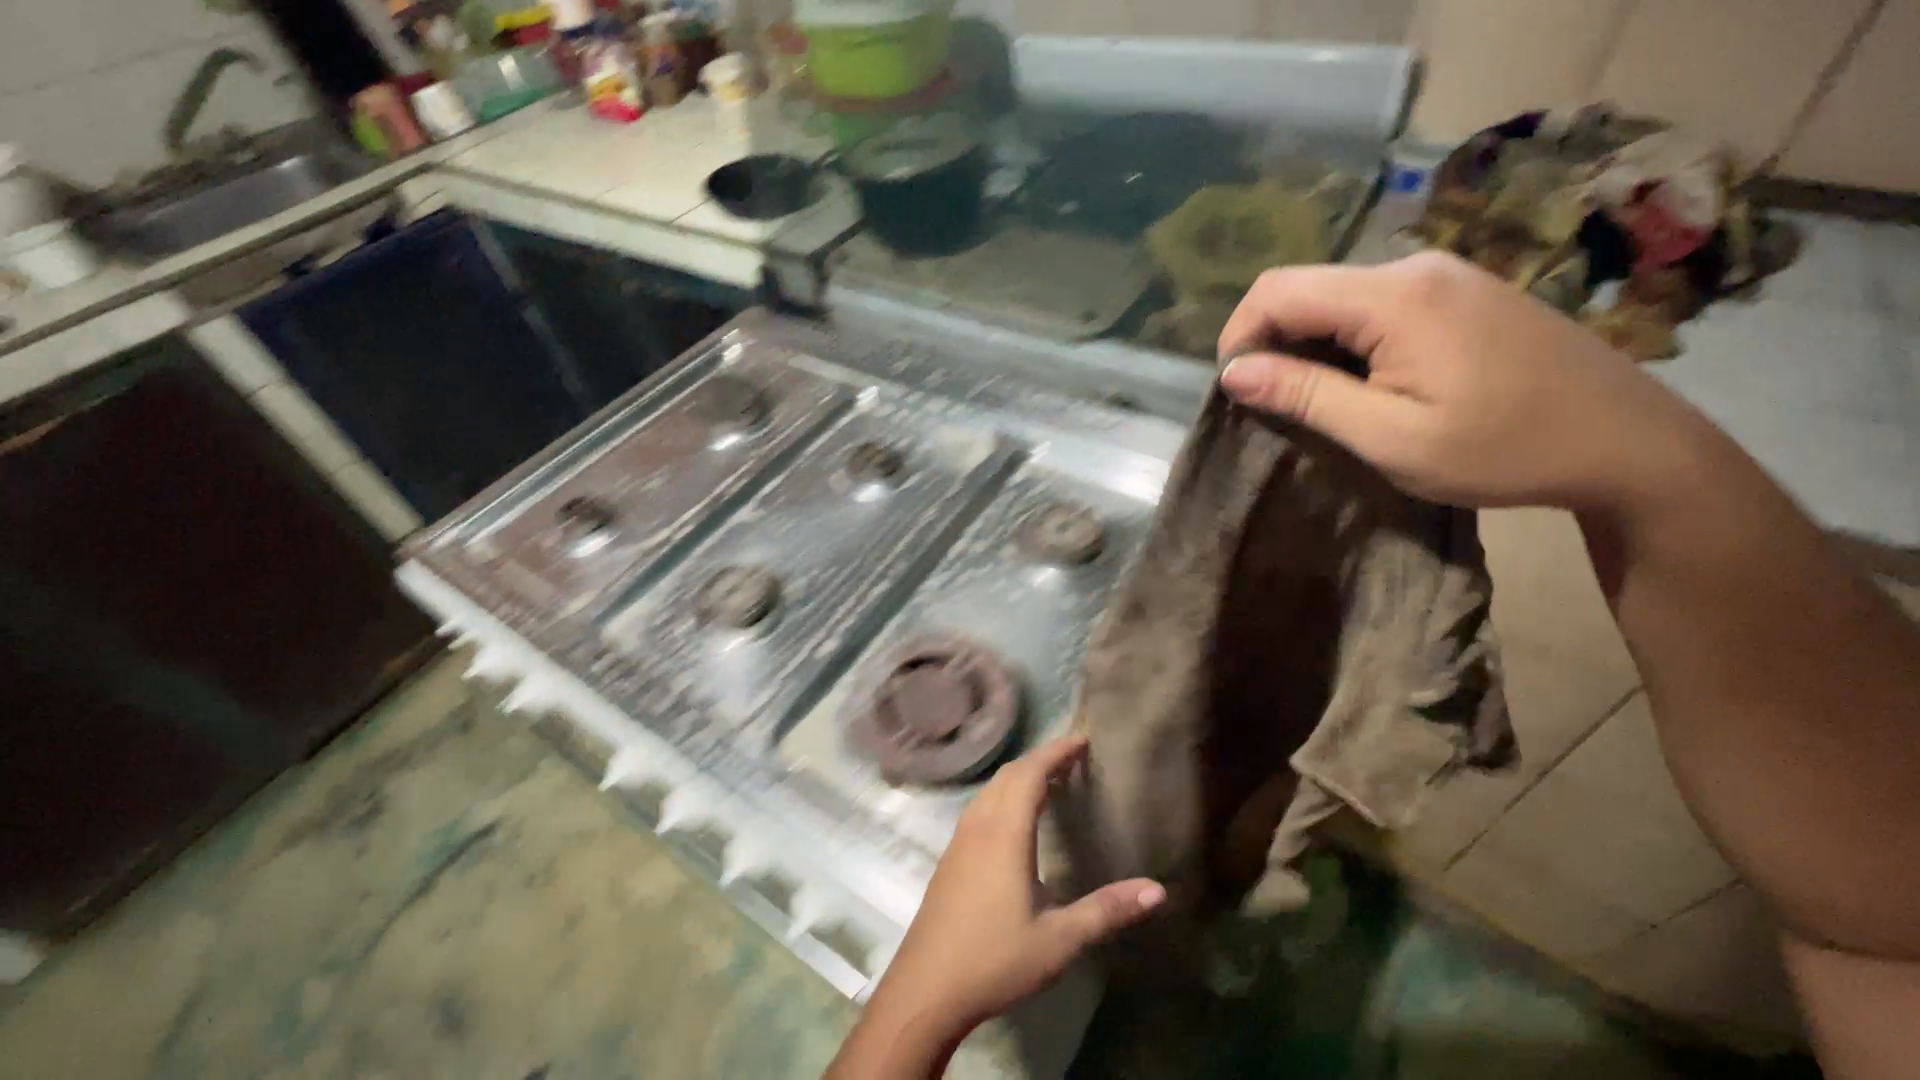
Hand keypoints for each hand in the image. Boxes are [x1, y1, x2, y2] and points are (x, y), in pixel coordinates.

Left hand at [828, 736, 1163, 1077]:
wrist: (925, 990)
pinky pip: (978, 810)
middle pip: (1007, 776)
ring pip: (988, 792)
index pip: (1030, 775)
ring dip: (1017, 778)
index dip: (1056, 752)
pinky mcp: (948, 862)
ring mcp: (958, 844)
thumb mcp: (1060, 940)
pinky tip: (1013, 821)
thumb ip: (1107, 911)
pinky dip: (1001, 797)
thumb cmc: (995, 960)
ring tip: (1048, 781)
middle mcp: (978, 828)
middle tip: (1072, 757)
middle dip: (1039, 760)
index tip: (1082, 739)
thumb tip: (1158, 889)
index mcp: (1004, 835)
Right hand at [1215, 252, 1716, 511]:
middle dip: (1273, 340)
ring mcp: (1446, 273)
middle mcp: (1416, 266)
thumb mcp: (1391, 437)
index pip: (1278, 289)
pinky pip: (1380, 301)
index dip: (1238, 336)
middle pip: (1308, 286)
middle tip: (1274, 404)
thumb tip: (1233, 372)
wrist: (1626, 442)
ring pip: (1341, 294)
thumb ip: (1308, 396)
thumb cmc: (1503, 449)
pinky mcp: (1465, 289)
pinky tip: (1368, 380)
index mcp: (1395, 296)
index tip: (1236, 391)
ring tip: (1319, 400)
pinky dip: (1350, 337)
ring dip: (1311, 341)